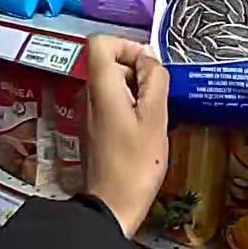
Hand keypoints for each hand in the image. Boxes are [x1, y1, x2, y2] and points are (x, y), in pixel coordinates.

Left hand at [83, 35, 169, 236]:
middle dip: (138, 70)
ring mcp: (89, 112)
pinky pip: (112, 102)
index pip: (101, 42)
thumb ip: (154, 80)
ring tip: (155, 115)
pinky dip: (130, 106)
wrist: (112, 206)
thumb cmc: (137, 162)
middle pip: (110, 62)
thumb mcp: (155, 118)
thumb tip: (149, 57)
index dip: (126, 45)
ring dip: (137, 90)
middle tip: (159, 97)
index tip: (149, 66)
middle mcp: (89, 94)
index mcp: (101, 86)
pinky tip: (146, 129)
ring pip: (113, 83)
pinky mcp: (94, 127)